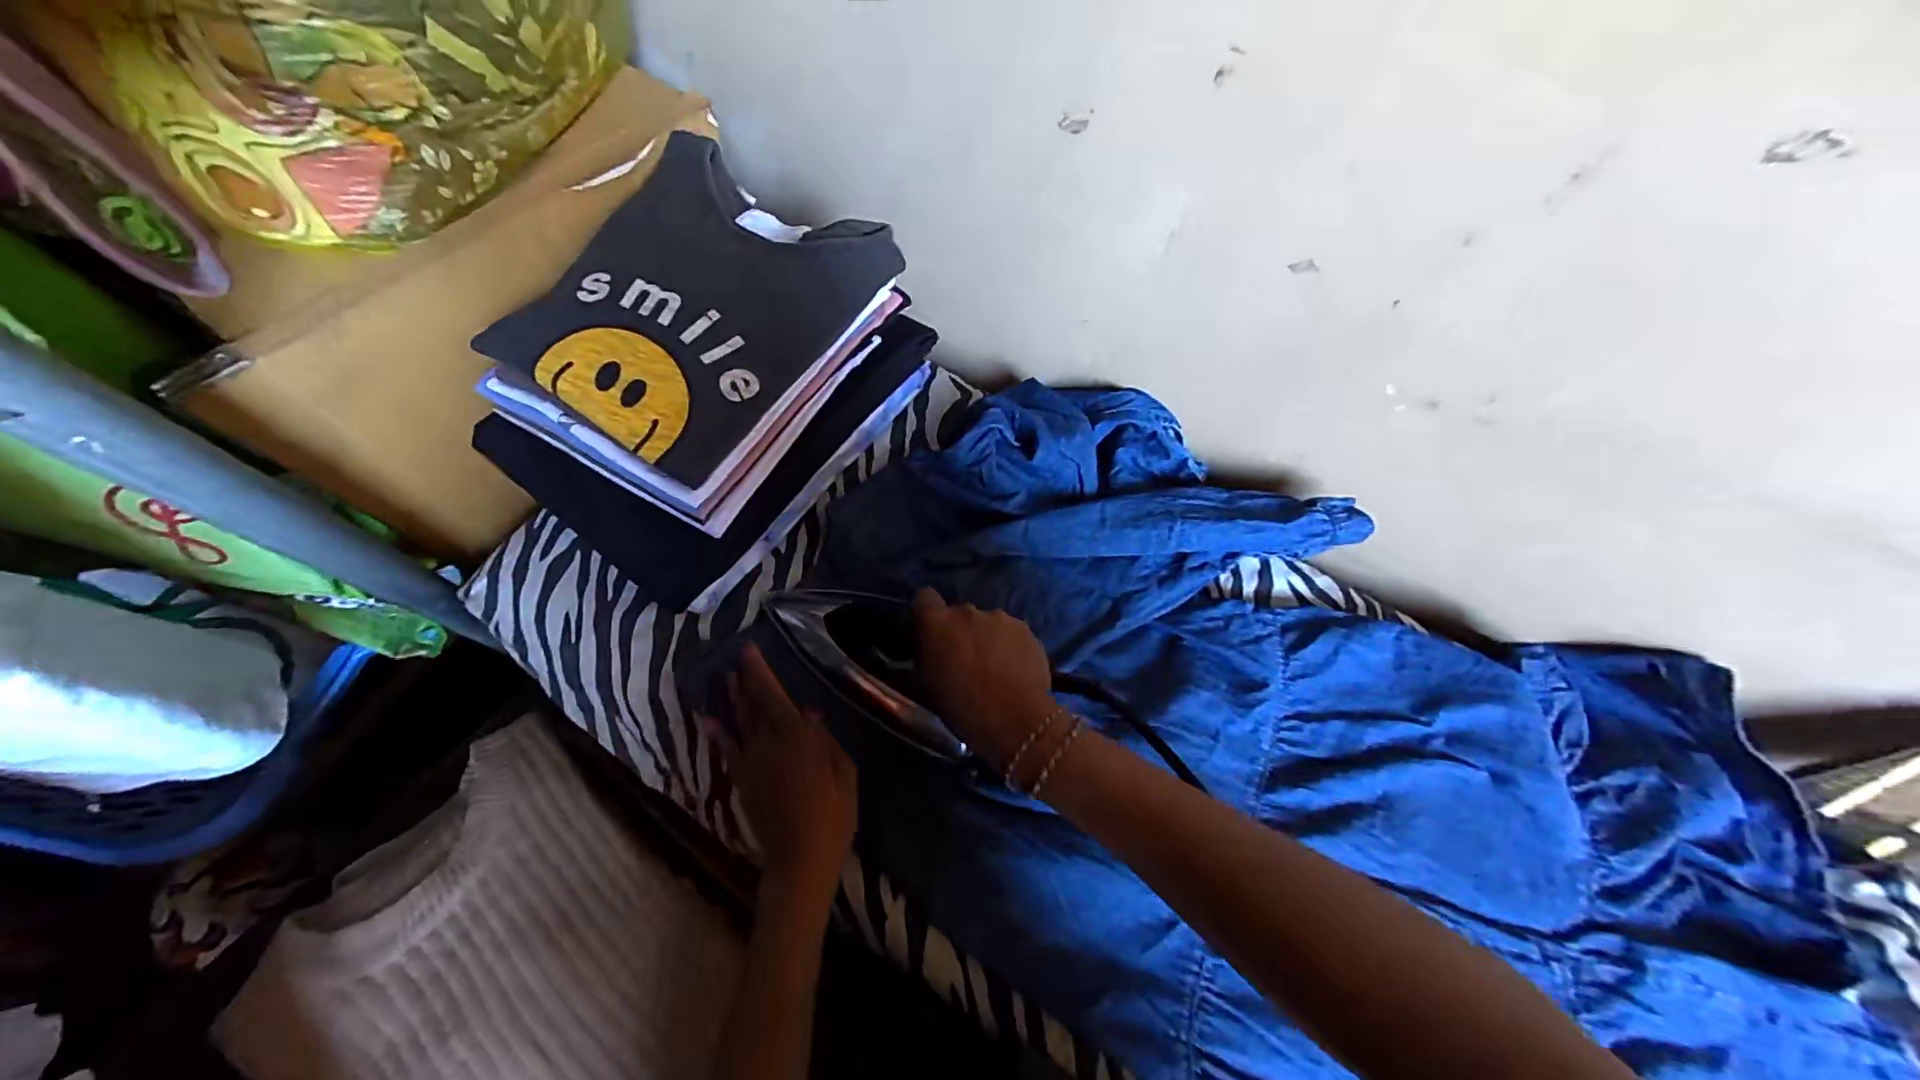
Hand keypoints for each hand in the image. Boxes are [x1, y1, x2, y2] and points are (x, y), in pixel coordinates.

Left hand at [710, 644, 857, 899]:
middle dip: (745, 680)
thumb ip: (826, 740)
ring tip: (727, 679)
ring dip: (733, 699)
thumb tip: (810, 713)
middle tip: (738, 659)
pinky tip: (709, 719)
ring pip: (739, 722)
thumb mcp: (844, 773)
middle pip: (753, 704)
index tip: (748, 649)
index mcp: (797, 736)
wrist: (800, 858)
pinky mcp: (742, 781)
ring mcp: (751, 762)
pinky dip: (717, 733)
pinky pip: (727, 750)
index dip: (760, 671)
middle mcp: (769, 742)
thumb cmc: (833, 815)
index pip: (774, 695)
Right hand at [911, 587, 1057, 771]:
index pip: (924, 597)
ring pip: (988, 623)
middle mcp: (967, 611)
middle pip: (959, 614)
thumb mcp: (928, 683)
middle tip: (965, 658)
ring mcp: (1000, 617)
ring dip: (987, 637)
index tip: (931, 633)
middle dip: (960, 631)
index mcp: (938, 622)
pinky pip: (1011, 633)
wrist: (1015, 720)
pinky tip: (1015, 669)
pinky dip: (1010, 646)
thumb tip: (931, 647)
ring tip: (995, 667)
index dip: (927, 613)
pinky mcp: (1026, 629)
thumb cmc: (962, 707)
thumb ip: (927, 654)